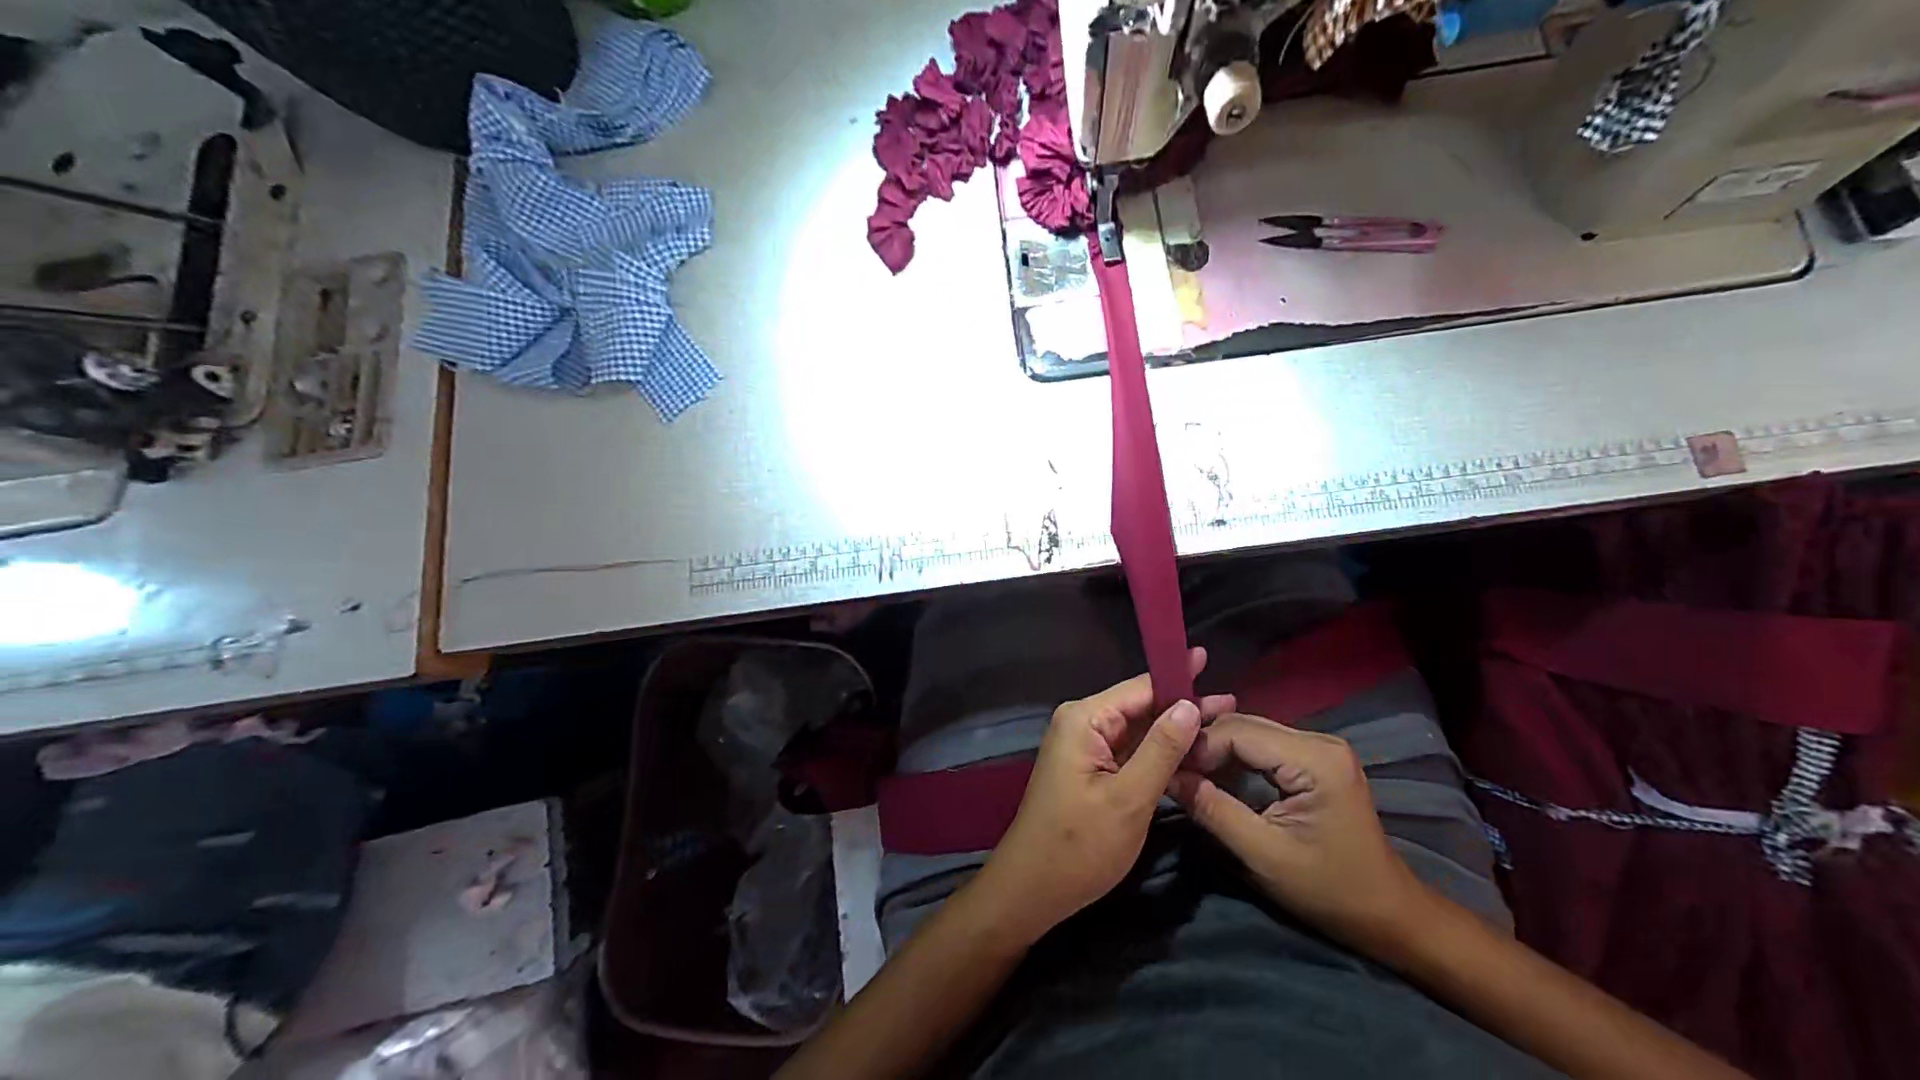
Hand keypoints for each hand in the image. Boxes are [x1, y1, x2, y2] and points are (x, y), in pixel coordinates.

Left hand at [969, 648, 1237, 943]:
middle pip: (1140, 706)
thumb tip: (1190, 705)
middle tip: (1231, 705)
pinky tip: (1190, 753)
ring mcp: (1084, 746)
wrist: (1032, 889)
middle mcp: (1081, 723)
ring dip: (1174, 731)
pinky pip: (1129, 750)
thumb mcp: (1129, 799)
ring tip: (1221, 723)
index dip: (1177, 677)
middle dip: (1182, 705)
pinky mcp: (1089, 768)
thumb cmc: (1079, 846)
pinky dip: (1158, 752)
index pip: (1140, 688)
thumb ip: (1161, 750)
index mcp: (1084, 719)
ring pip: (1137, 730)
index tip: (1210, 662)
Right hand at [1168, 713, 1428, 949]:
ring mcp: (1320, 747)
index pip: (1237, 732)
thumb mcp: (1262, 854)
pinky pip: (1263, 745)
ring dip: (1215, 751)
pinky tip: (1214, 776)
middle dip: (1203, 746)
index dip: (1196, 747)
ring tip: (1186, 774)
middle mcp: (1319, 740)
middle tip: (1170, 771)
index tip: (1166, 770)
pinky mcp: (1316, 758)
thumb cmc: (1329, 889)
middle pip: (1242, 725)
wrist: (1388, 914)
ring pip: (1249, 732)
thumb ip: (1212, 809)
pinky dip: (1235, 758)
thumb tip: (1166, 776)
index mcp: (1315, 759)